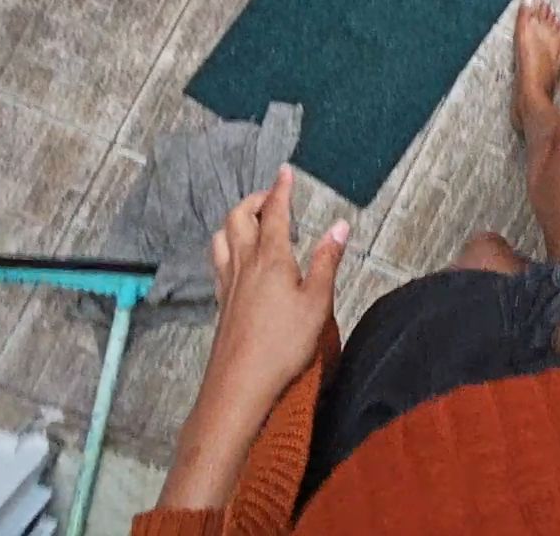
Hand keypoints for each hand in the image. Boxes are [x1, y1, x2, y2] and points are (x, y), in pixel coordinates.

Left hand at [160, 168, 348, 510]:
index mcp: (270, 258)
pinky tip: (239, 258)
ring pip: (222, 237)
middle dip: (254, 199)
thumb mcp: (317, 302)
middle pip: (238, 217)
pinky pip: (218, 259)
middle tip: (273, 196)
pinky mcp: (221, 302)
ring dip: (236, 219)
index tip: (285, 170)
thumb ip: (326, 260)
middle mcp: (244, 264)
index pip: (274, 212)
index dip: (280, 188)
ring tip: (253, 220)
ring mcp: (228, 283)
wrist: (238, 388)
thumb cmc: (282, 345)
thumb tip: (340, 224)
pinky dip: (228, 244)